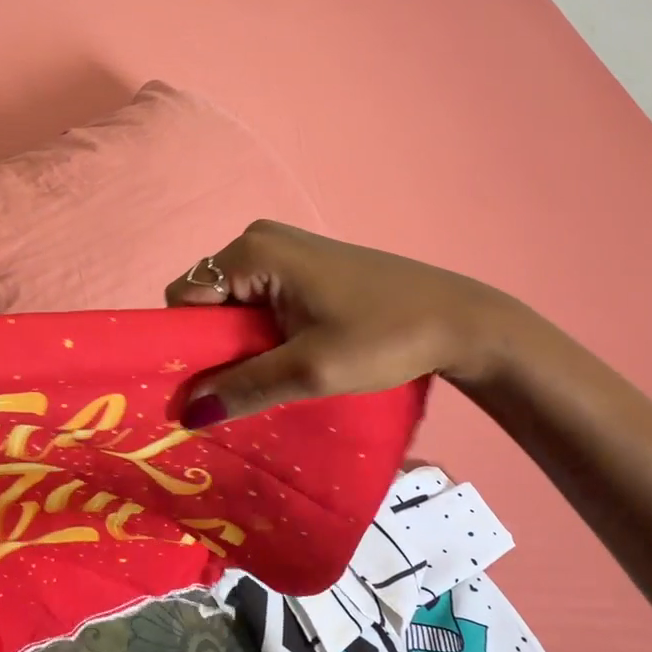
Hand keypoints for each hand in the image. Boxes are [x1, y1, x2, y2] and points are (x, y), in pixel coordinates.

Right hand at [165, 220, 541, 426]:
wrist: (466, 322)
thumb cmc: (386, 339)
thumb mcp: (312, 371)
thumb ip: (244, 387)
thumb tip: (186, 414)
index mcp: (251, 251)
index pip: (185, 295)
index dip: (187, 340)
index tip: (207, 381)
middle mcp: (257, 237)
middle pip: (205, 294)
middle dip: (215, 340)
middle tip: (241, 382)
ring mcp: (281, 244)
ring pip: (230, 296)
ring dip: (238, 335)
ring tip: (268, 369)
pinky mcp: (302, 259)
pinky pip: (255, 291)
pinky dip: (259, 323)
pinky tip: (286, 349)